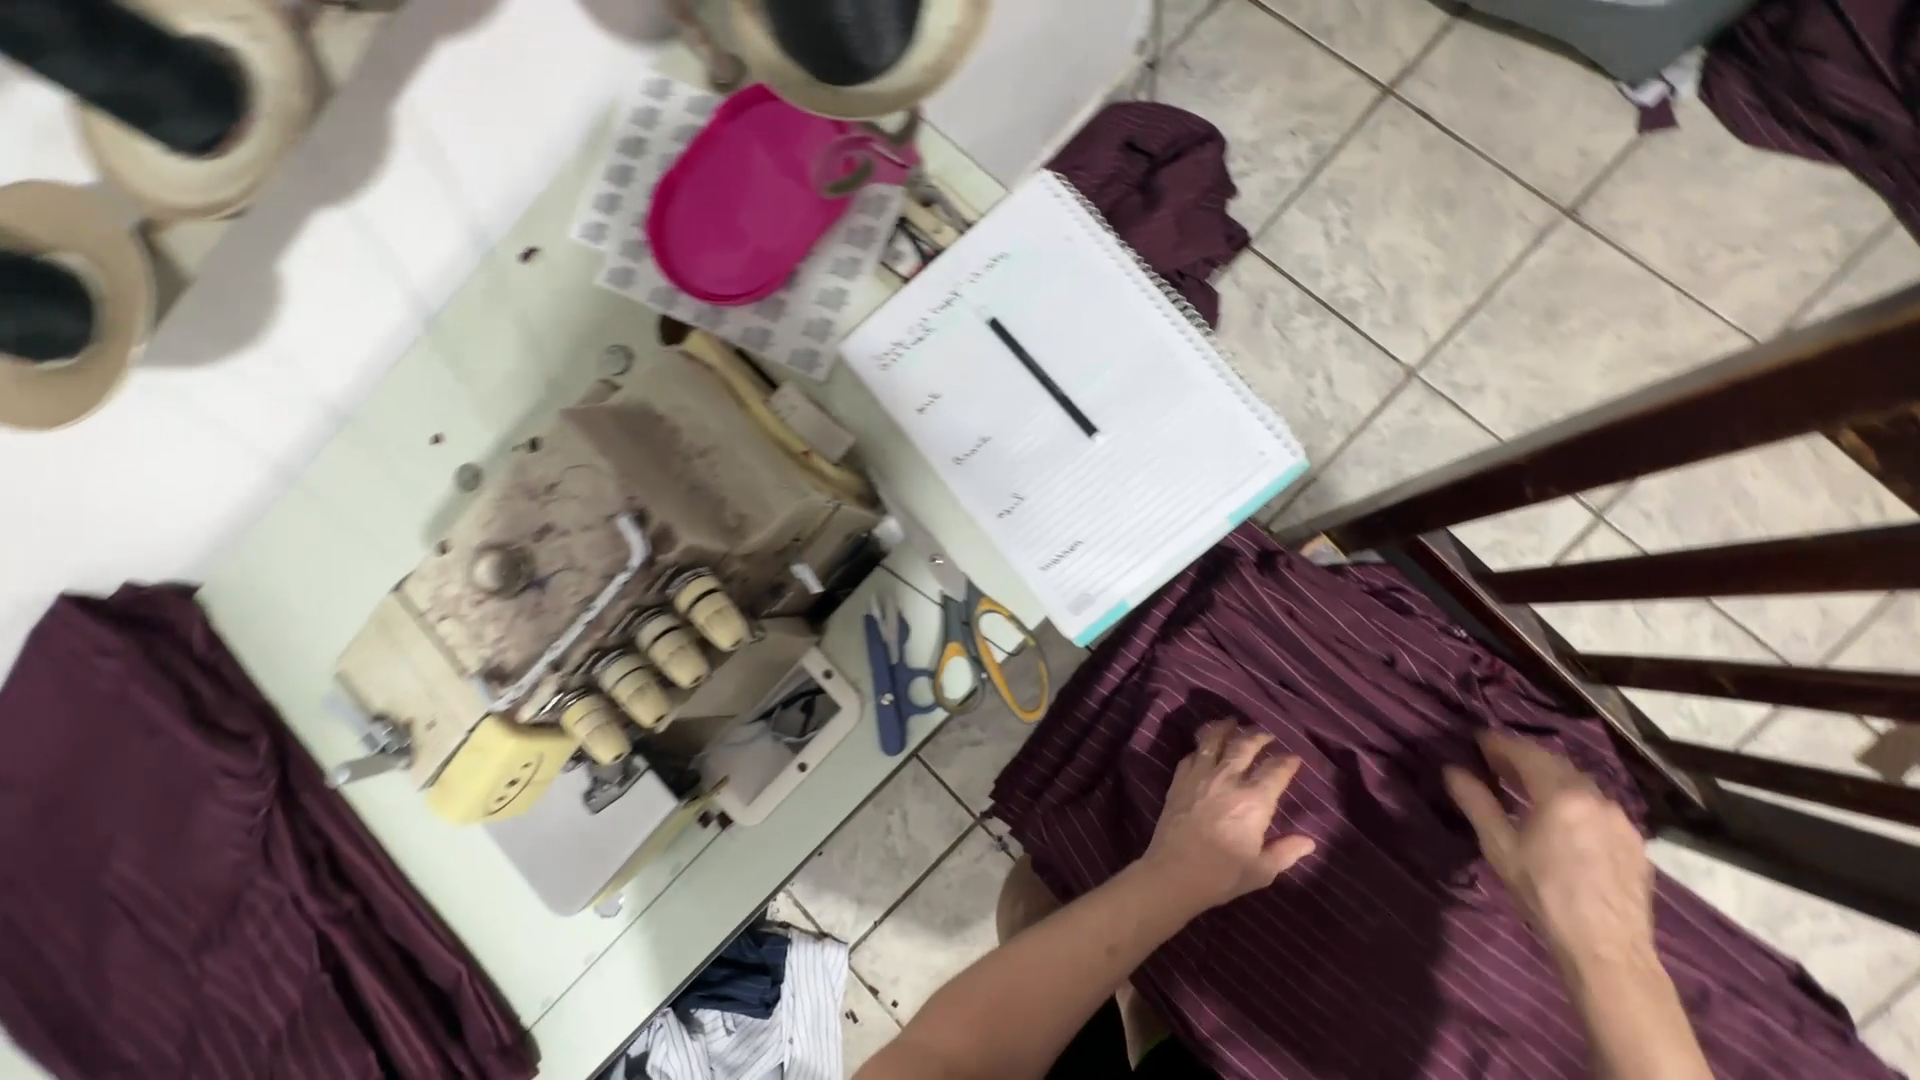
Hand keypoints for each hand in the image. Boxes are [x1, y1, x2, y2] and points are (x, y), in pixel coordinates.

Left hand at [1141, 720, 1315, 910]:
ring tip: (1231, 722)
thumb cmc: (1222, 875)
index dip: (1288, 762)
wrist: (1174, 873)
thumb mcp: (1261, 870)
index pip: (1276, 771)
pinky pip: (1191, 755)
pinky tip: (1203, 747)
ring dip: (1225, 728)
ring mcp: (1200, 777)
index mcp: (1254, 800)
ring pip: (1213, 741)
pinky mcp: (1178, 781)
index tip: (1294, 758)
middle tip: (1265, 733)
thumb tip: (1309, 841)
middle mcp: (1228, 779)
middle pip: (1244, 746)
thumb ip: (1285, 852)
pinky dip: (1200, 747)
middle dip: (1258, 735)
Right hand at [1444, 734, 1653, 972]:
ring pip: (1581, 786)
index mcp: (1561, 794)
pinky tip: (1562, 821)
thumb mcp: (1499, 846)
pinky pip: (1599, 808)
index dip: (1499, 743)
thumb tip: (1452, 771)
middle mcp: (1597, 798)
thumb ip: (1476, 803)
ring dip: (1551, 780)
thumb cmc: (1544, 893)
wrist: (1607, 948)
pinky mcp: (1635, 843)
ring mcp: (1622, 820)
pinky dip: (1574, 802)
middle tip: (1496, 762)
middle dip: (1524, 759)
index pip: (1526, 753)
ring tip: (1526, 789)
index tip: (1478, 739)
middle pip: (1556, 765)